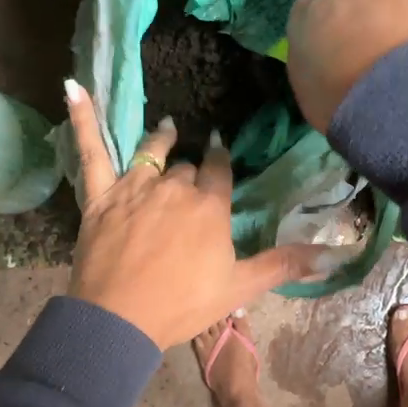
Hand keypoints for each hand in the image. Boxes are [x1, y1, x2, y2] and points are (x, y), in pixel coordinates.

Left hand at [64, 81, 327, 348]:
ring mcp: (135, 187)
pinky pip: (90, 150)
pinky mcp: (99, 195)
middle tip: (190, 179)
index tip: (220, 154)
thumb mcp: (240, 286)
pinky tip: (72, 86)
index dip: (220, 164)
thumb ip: (284, 264)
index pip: (219, 172)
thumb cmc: (183, 305)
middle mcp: (175, 187)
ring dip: (159, 141)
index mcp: (210, 206)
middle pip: (186, 168)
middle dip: (190, 171)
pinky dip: (81, 117)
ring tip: (165, 128)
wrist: (121, 319)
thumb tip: (335, 254)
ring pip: (150, 153)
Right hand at [284, 0, 407, 131]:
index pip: (315, 10)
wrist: (392, 95)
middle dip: (367, 16)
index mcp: (308, 12)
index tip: (343, 52)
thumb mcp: (307, 88)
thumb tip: (325, 52)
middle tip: (379, 52)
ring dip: (401, 13)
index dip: (332, 30)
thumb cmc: (339, 100)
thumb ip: (311, 60)